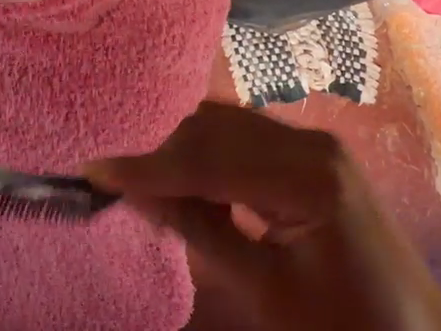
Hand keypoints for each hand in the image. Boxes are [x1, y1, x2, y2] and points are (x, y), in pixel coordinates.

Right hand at [84, 102, 440, 330]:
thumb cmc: (346, 328)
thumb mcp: (267, 290)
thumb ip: (200, 231)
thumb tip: (135, 195)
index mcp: (309, 173)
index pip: (209, 158)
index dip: (147, 167)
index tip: (94, 171)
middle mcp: (312, 142)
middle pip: (214, 130)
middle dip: (162, 155)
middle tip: (114, 179)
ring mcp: (315, 146)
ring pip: (225, 129)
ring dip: (182, 153)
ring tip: (144, 182)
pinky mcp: (313, 159)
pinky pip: (245, 143)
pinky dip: (209, 159)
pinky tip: (188, 184)